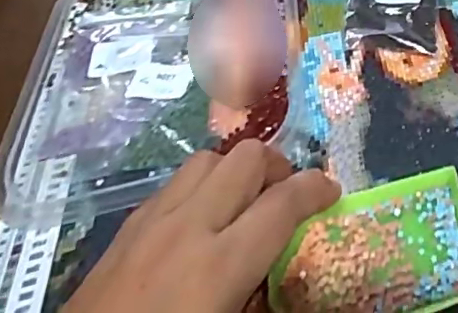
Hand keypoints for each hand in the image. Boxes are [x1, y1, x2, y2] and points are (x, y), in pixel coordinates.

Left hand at [62, 141, 339, 312]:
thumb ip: (260, 303)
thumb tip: (280, 280)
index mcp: (217, 267)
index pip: (282, 204)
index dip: (316, 190)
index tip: (332, 192)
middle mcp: (187, 228)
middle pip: (246, 159)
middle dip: (277, 169)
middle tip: (287, 198)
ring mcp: (151, 222)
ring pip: (208, 159)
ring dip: (235, 172)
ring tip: (244, 204)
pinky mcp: (125, 229)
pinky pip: (175, 183)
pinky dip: (200, 187)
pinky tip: (199, 221)